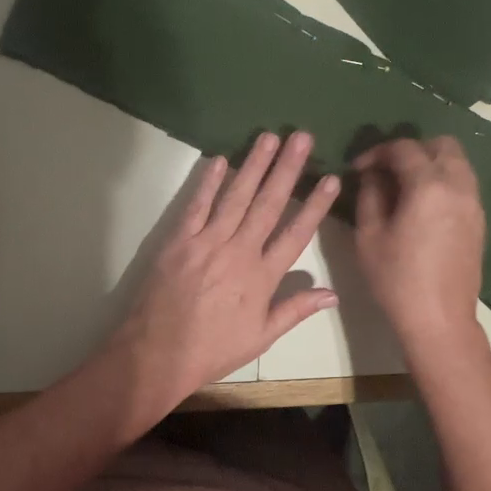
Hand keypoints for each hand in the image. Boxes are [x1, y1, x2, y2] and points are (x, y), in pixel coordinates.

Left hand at [108, 131, 340, 419]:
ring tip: (269, 136)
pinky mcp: (179, 241)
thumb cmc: (212, 350)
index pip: (296, 234)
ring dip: (253, 165)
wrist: (157, 354)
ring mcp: (207, 243)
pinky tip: (220, 159)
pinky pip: (196, 205)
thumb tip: (332, 293)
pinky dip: (208, 182)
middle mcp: (239, 252)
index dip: (315, 205)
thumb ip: (295, 310)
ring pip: (236, 197)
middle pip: (268, 204)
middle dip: (287, 169)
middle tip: (302, 137)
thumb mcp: (261, 337)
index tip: (330, 179)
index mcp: (262, 277)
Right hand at [352, 137, 485, 341]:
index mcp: (428, 186)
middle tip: (387, 170)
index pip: (404, 149)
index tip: (358, 168)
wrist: (439, 318)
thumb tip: (372, 175)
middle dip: (412, 149)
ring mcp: (473, 202)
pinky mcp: (479, 219)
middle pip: (441, 145)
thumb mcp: (369, 236)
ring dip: (431, 163)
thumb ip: (370, 195)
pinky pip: (464, 183)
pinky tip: (423, 204)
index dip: (377, 152)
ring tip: (404, 185)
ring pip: (457, 162)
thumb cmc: (396, 278)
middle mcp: (458, 185)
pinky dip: (443, 180)